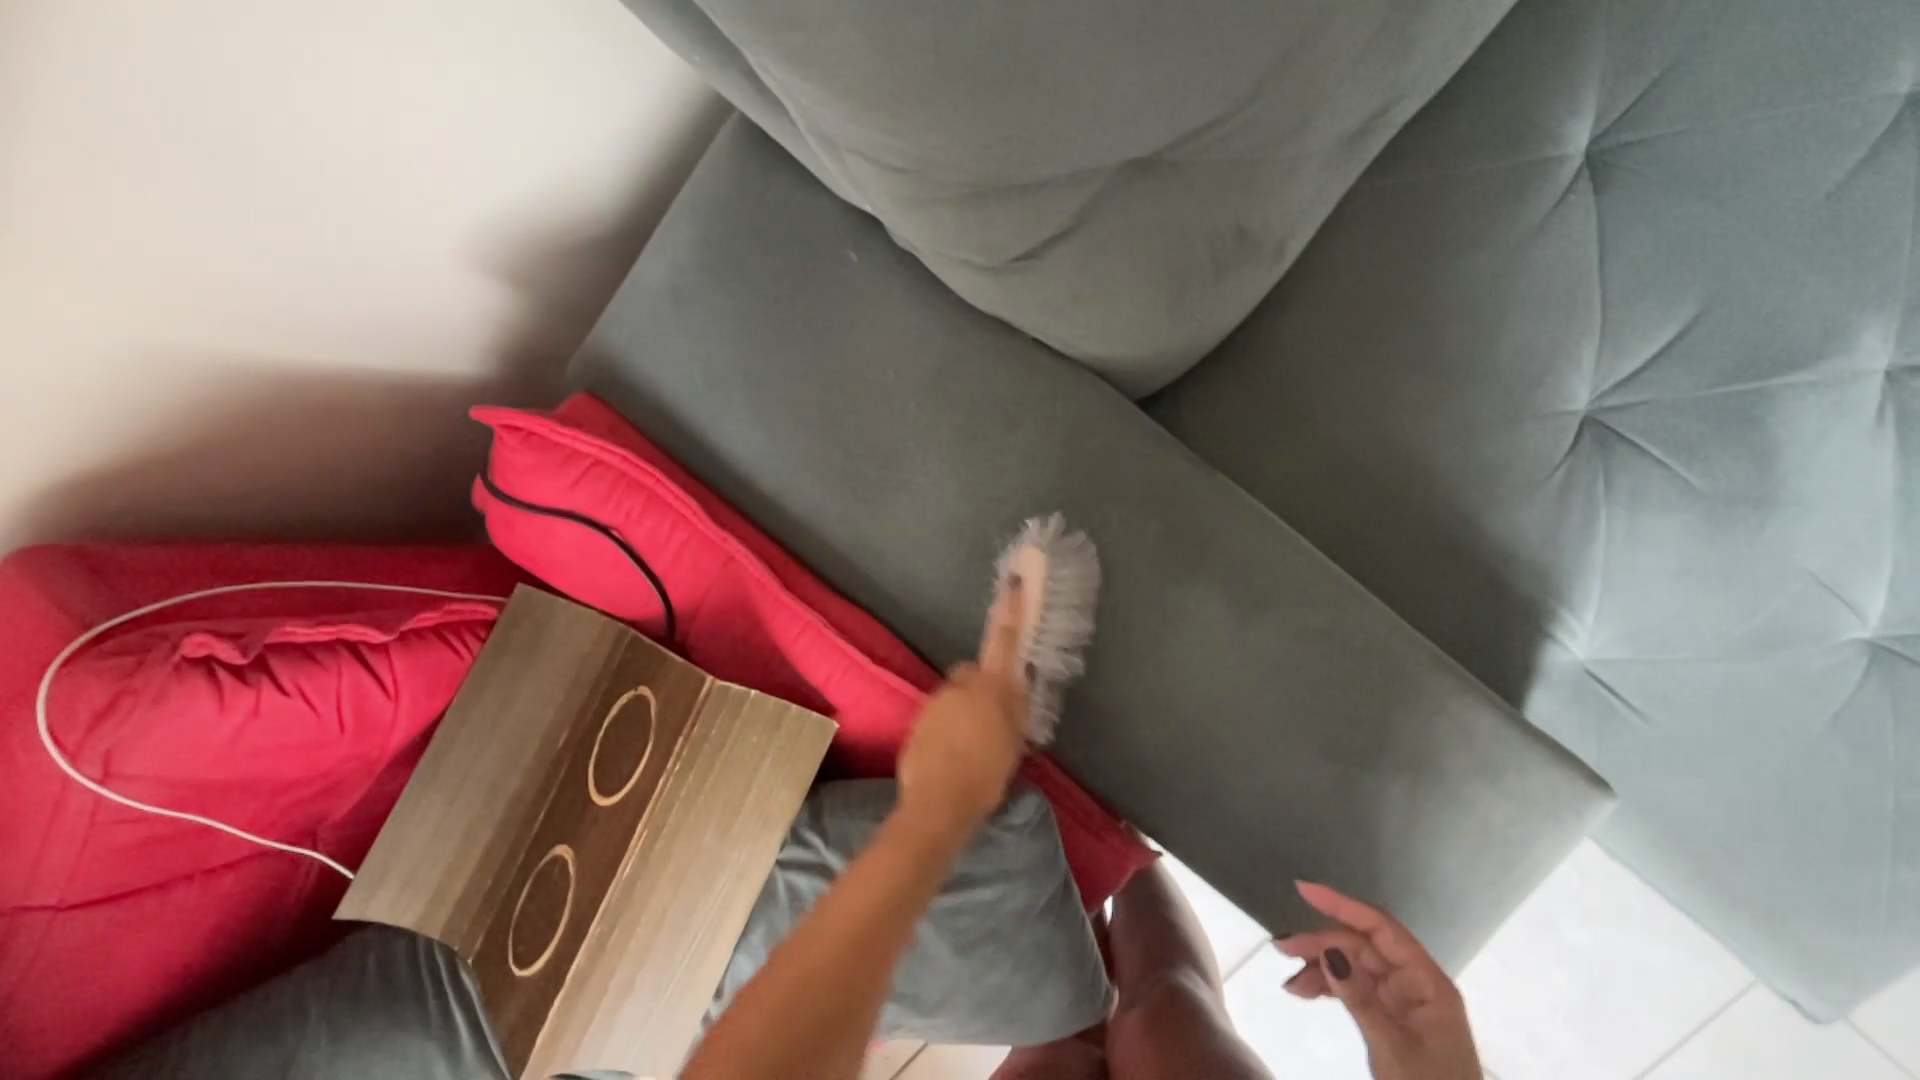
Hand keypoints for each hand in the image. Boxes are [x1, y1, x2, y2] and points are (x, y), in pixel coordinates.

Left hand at [895, 578, 1029, 839]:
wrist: (937, 803)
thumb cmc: (985, 774)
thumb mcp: (1013, 742)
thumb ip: (1015, 708)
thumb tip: (1017, 682)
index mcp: (990, 687)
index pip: (1003, 641)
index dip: (1010, 612)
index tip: (1013, 583)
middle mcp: (959, 686)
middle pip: (974, 674)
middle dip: (982, 688)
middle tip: (993, 721)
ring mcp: (935, 703)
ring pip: (956, 697)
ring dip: (964, 712)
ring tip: (973, 749)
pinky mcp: (917, 723)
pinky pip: (940, 718)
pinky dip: (948, 730)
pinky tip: (954, 758)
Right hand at [1276, 882, 1482, 1079]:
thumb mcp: (1394, 1050)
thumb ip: (1361, 999)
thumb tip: (1329, 952)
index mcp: (1427, 982)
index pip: (1381, 928)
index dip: (1342, 905)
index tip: (1303, 891)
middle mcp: (1415, 982)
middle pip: (1362, 945)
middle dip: (1321, 943)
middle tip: (1282, 949)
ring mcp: (1402, 1000)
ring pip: (1354, 965)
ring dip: (1320, 967)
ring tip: (1290, 983)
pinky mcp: (1391, 1016)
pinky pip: (1355, 987)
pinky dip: (1329, 986)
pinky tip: (1304, 991)